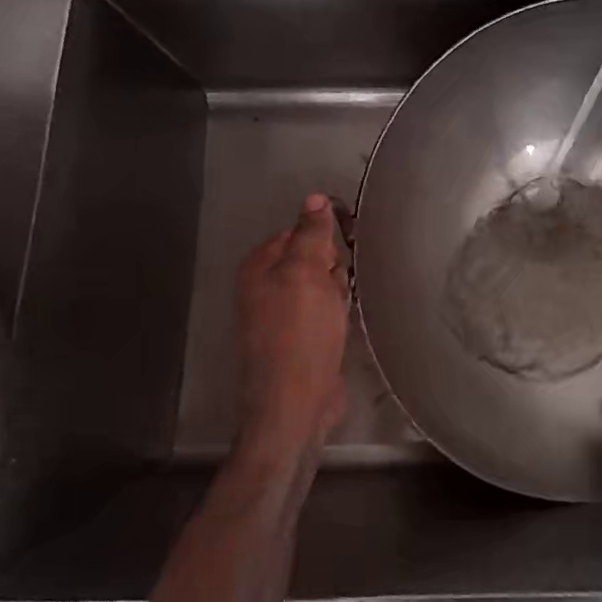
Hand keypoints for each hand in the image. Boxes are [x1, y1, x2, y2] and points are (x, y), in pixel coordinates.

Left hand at [236, 194, 349, 450]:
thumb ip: (310, 234)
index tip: (342, 252)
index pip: (298, 232)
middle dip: (332, 270)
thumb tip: (314, 197)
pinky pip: (324, 313)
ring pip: (322, 287)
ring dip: (337, 294)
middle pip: (312, 260)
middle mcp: (264, 288)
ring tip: (341, 313)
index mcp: (259, 267)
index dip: (324, 239)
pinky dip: (336, 316)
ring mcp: (281, 317)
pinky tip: (342, 327)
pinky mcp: (299, 340)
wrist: (296, 404)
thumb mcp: (306, 274)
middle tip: (337, 290)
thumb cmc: (300, 334)